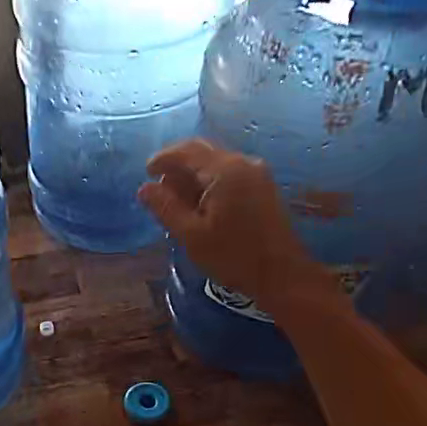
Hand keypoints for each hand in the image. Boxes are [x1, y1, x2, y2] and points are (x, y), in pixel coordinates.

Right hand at [139, 138, 322, 309]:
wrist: (281, 274)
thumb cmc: (233, 257)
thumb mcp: (192, 235)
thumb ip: (166, 208)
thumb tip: (144, 188)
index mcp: (225, 171)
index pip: (187, 151)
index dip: (163, 159)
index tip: (147, 172)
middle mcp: (243, 163)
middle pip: (203, 153)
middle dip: (178, 167)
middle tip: (159, 188)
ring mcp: (257, 174)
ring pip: (217, 164)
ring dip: (194, 176)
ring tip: (177, 201)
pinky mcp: (263, 187)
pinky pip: (230, 175)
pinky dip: (210, 183)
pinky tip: (201, 205)